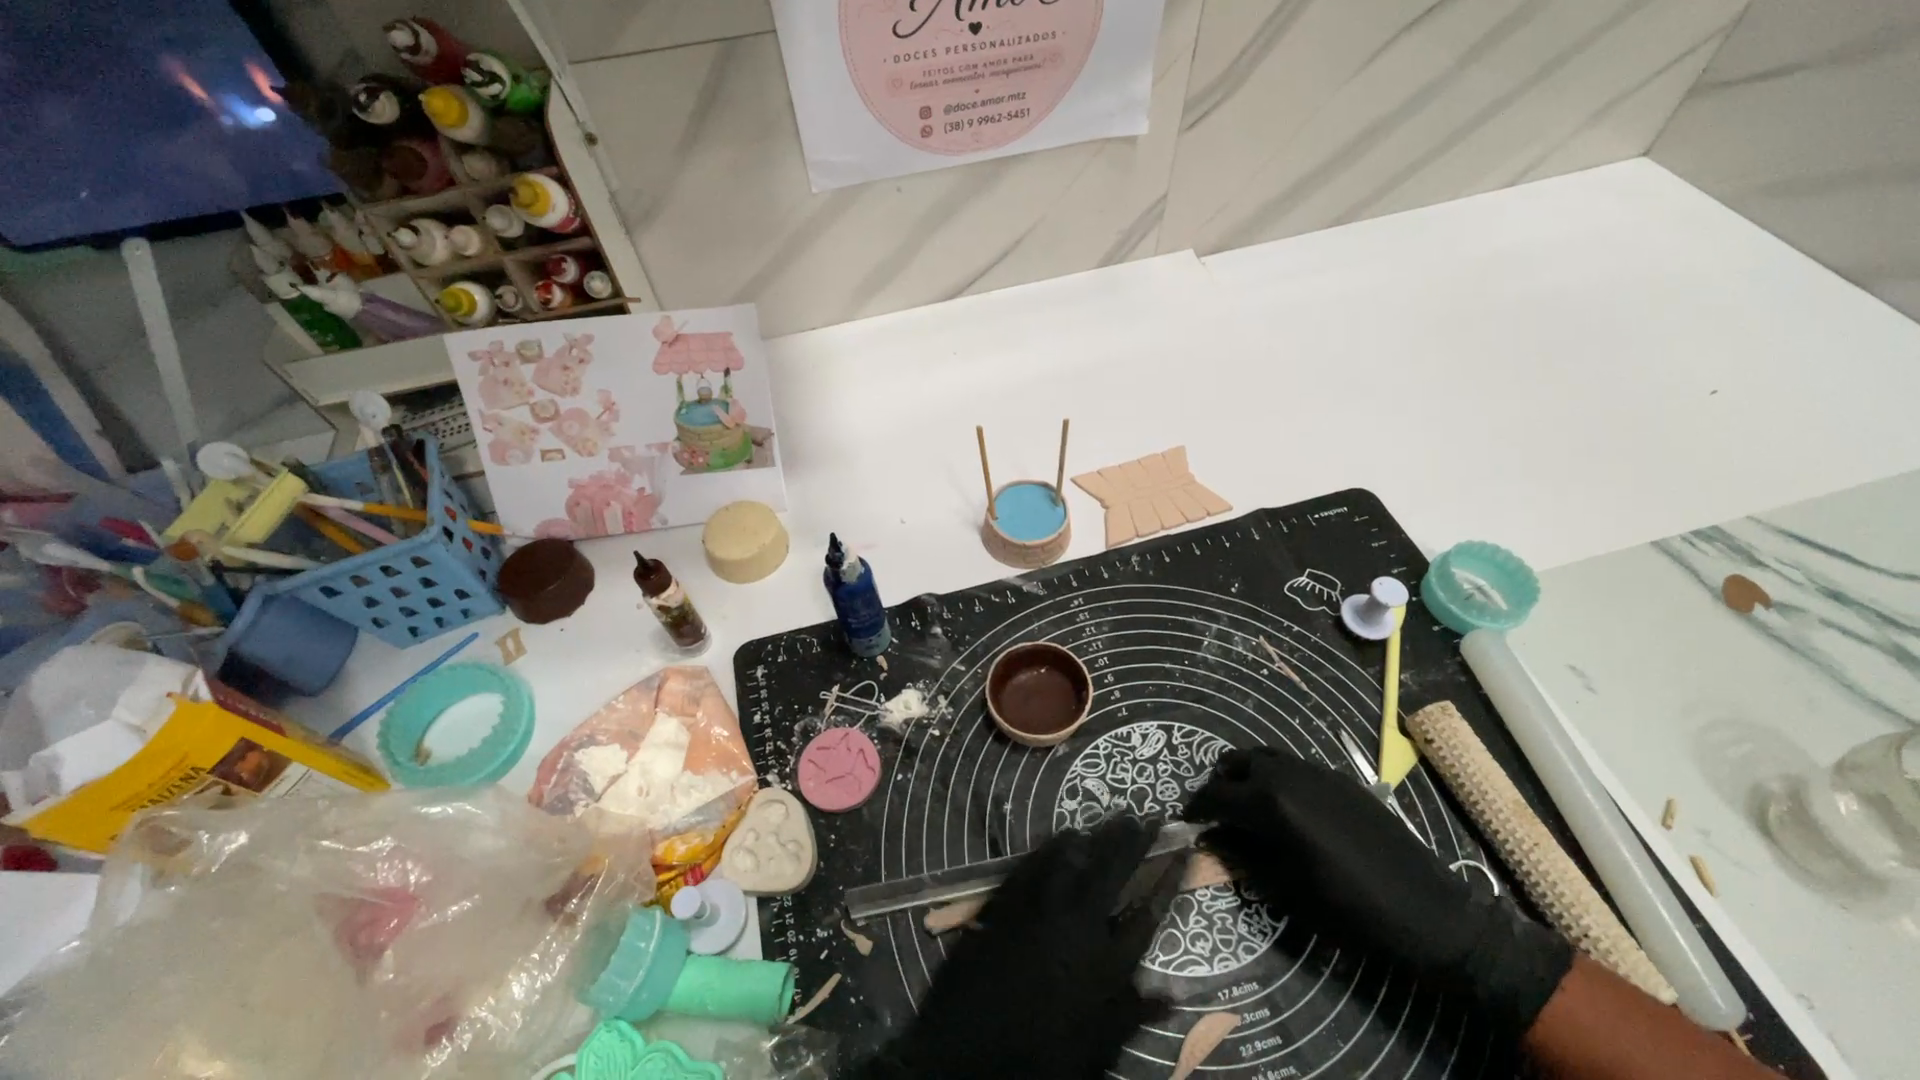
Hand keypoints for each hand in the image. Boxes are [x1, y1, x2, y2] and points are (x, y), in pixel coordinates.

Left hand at [859, 817, 1178, 1079]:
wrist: (970, 1050)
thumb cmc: (1041, 1053)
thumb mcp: (1098, 1045)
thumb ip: (1134, 1013)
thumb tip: (1174, 994)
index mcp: (1106, 961)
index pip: (1149, 910)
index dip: (1169, 877)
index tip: (1183, 849)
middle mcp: (1078, 924)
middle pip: (1112, 872)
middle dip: (1133, 841)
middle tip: (1147, 817)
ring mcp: (1039, 908)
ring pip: (1073, 860)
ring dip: (1095, 837)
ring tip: (1111, 820)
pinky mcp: (1005, 903)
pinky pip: (1033, 864)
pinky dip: (1051, 848)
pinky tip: (1061, 837)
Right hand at [1184, 747, 1571, 1041]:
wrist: (1427, 911)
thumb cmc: (1349, 910)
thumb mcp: (1284, 890)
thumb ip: (1243, 857)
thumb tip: (1213, 839)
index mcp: (1271, 803)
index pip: (1215, 795)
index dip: (1195, 809)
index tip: (1187, 824)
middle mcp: (1290, 775)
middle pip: (1237, 763)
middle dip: (1219, 785)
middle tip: (1215, 813)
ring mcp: (1319, 772)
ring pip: (1266, 757)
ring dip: (1248, 775)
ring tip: (1246, 806)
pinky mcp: (1343, 780)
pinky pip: (1295, 766)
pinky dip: (1277, 778)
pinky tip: (1286, 810)